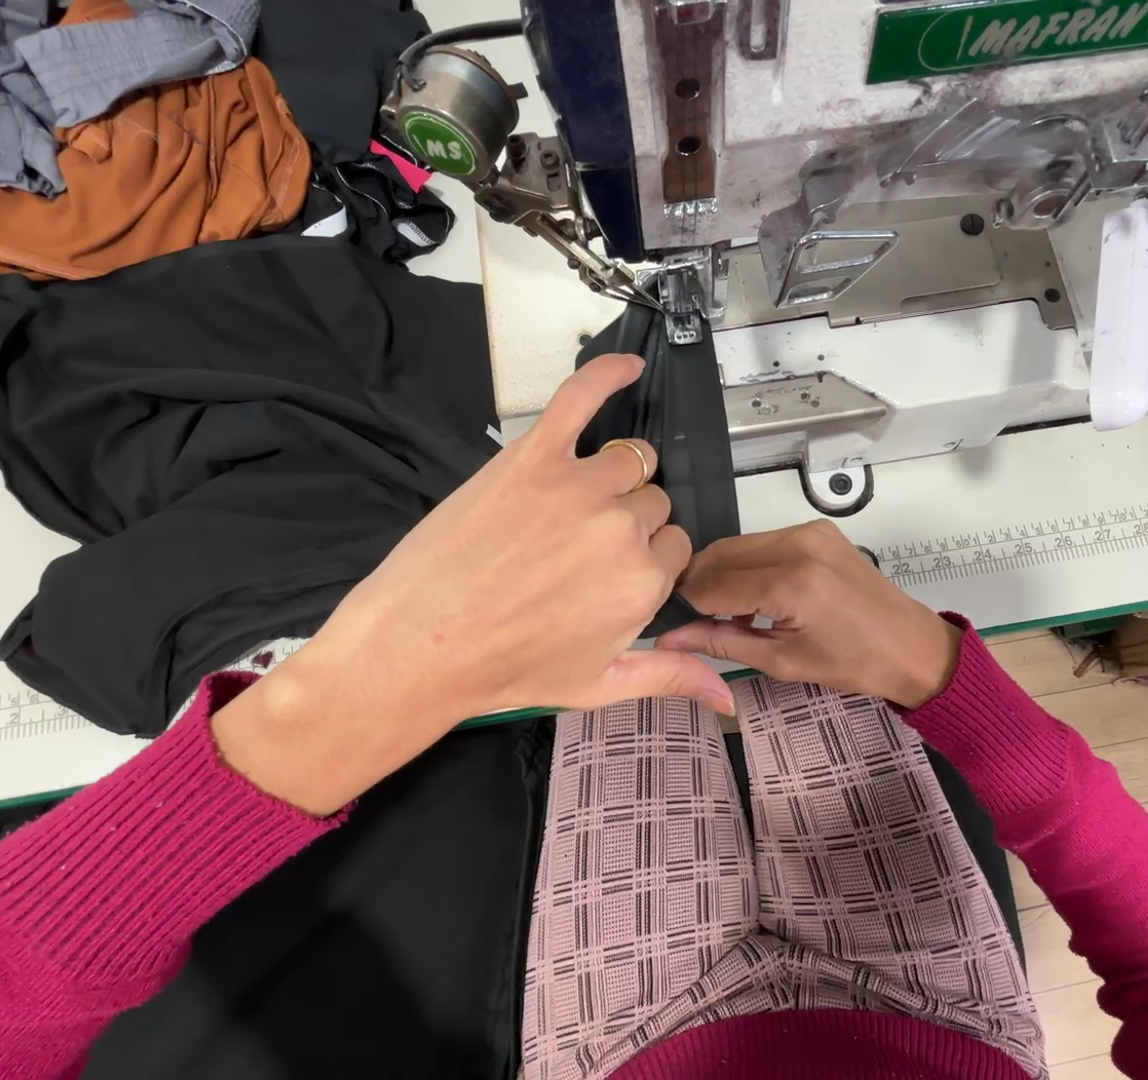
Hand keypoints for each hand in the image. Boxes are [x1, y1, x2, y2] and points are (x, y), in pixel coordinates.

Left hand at [214, 353, 732, 812]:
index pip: (676, 547)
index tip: (618, 570)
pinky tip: (627, 366)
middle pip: (654, 503)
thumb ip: (671, 675)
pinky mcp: (532, 458)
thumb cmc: (506, 668)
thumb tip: (728, 693)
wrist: (420, 645)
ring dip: (618, 476)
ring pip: (630, 460)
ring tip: (582, 501)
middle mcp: (620, 529)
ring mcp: (577, 488)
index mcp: (642, 582)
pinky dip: (606, 374)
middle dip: (631, 524)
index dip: (649, 559)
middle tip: (584, 550)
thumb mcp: (598, 684)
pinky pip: (579, 399)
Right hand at [655, 521, 963, 707]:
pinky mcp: (817, 528)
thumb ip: (722, 643)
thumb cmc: (852, 664)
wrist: (911, 646)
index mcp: (792, 583)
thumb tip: (669, 640)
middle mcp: (799, 544)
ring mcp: (810, 530)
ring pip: (739, 543)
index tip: (672, 621)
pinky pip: (763, 540)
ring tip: (722, 610)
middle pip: (721, 554)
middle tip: (690, 616)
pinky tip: (751, 595)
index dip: (687, 603)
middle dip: (699, 583)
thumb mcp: (782, 661)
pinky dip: (747, 563)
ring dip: (721, 571)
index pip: (714, 584)